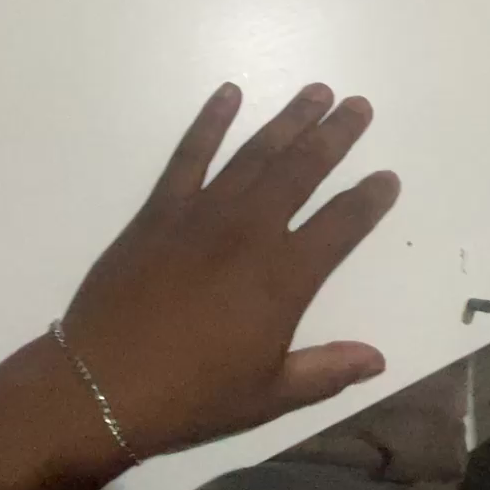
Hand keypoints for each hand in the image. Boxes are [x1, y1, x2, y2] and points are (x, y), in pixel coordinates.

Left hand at [60, 82, 399, 458]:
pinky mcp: (161, 208)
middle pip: (303, 170)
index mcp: (283, 277)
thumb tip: (378, 359)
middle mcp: (251, 231)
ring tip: (315, 91)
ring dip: (289, 119)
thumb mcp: (268, 397)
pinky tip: (229, 93)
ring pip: (256, 153)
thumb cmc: (191, 396)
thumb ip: (326, 372)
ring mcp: (204, 212)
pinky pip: (190, 154)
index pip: (342, 225)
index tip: (388, 176)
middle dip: (335, 135)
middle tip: (358, 105)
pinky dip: (210, 121)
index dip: (370, 198)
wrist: (101, 385)